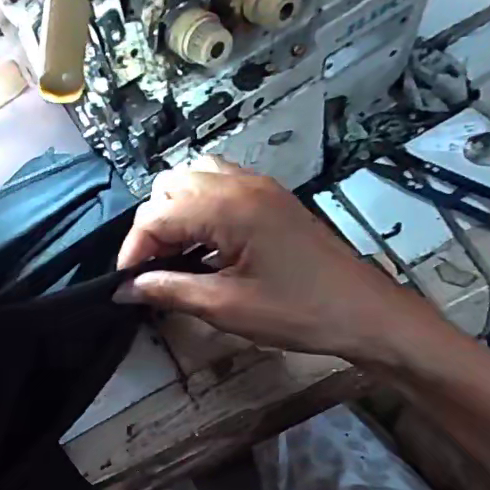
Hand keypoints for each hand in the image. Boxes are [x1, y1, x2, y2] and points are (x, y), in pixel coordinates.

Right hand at [114, 157, 448, 364]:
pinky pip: (218, 181)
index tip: (128, 283)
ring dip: (174, 209)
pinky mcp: (269, 195)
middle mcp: (240, 185)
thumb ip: (168, 290)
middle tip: (154, 267)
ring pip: (192, 176)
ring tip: (176, 250)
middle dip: (151, 225)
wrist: (365, 312)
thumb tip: (124, 289)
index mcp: (228, 209)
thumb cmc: (298, 311)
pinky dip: (198, 203)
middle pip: (169, 186)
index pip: (156, 214)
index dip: (133, 249)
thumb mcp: (225, 307)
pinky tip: (203, 239)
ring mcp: (257, 186)